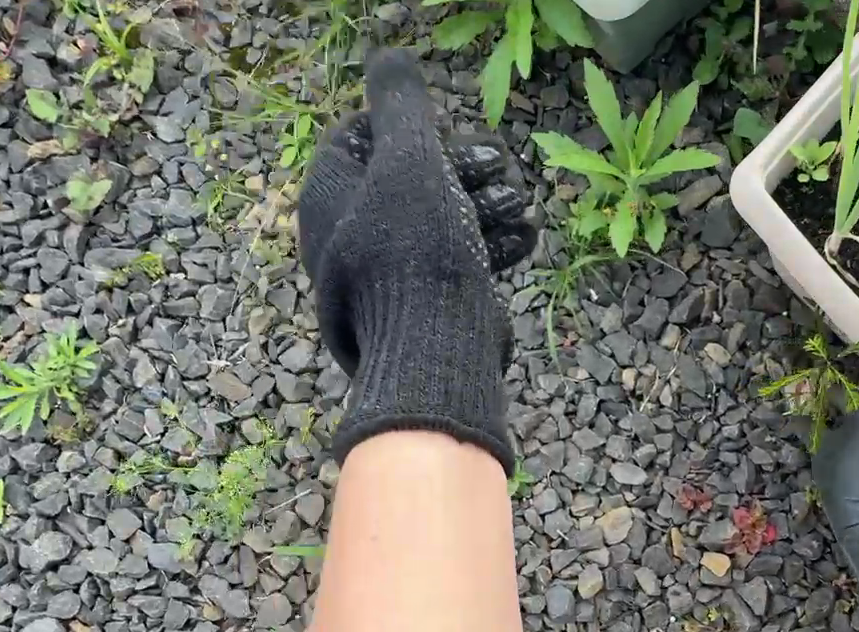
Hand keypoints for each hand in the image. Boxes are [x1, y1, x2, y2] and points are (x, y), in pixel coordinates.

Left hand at [295, 49, 535, 468]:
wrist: (437, 345)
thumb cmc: (415, 248)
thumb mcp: (408, 158)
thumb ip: (401, 103)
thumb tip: (390, 58)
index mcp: (333, 196)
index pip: (366, 139)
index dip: (415, 130)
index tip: (452, 136)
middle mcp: (354, 235)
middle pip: (413, 181)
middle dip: (465, 172)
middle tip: (501, 167)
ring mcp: (391, 274)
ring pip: (442, 222)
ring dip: (486, 208)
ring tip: (520, 206)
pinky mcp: (427, 304)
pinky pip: (456, 262)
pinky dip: (490, 246)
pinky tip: (525, 237)